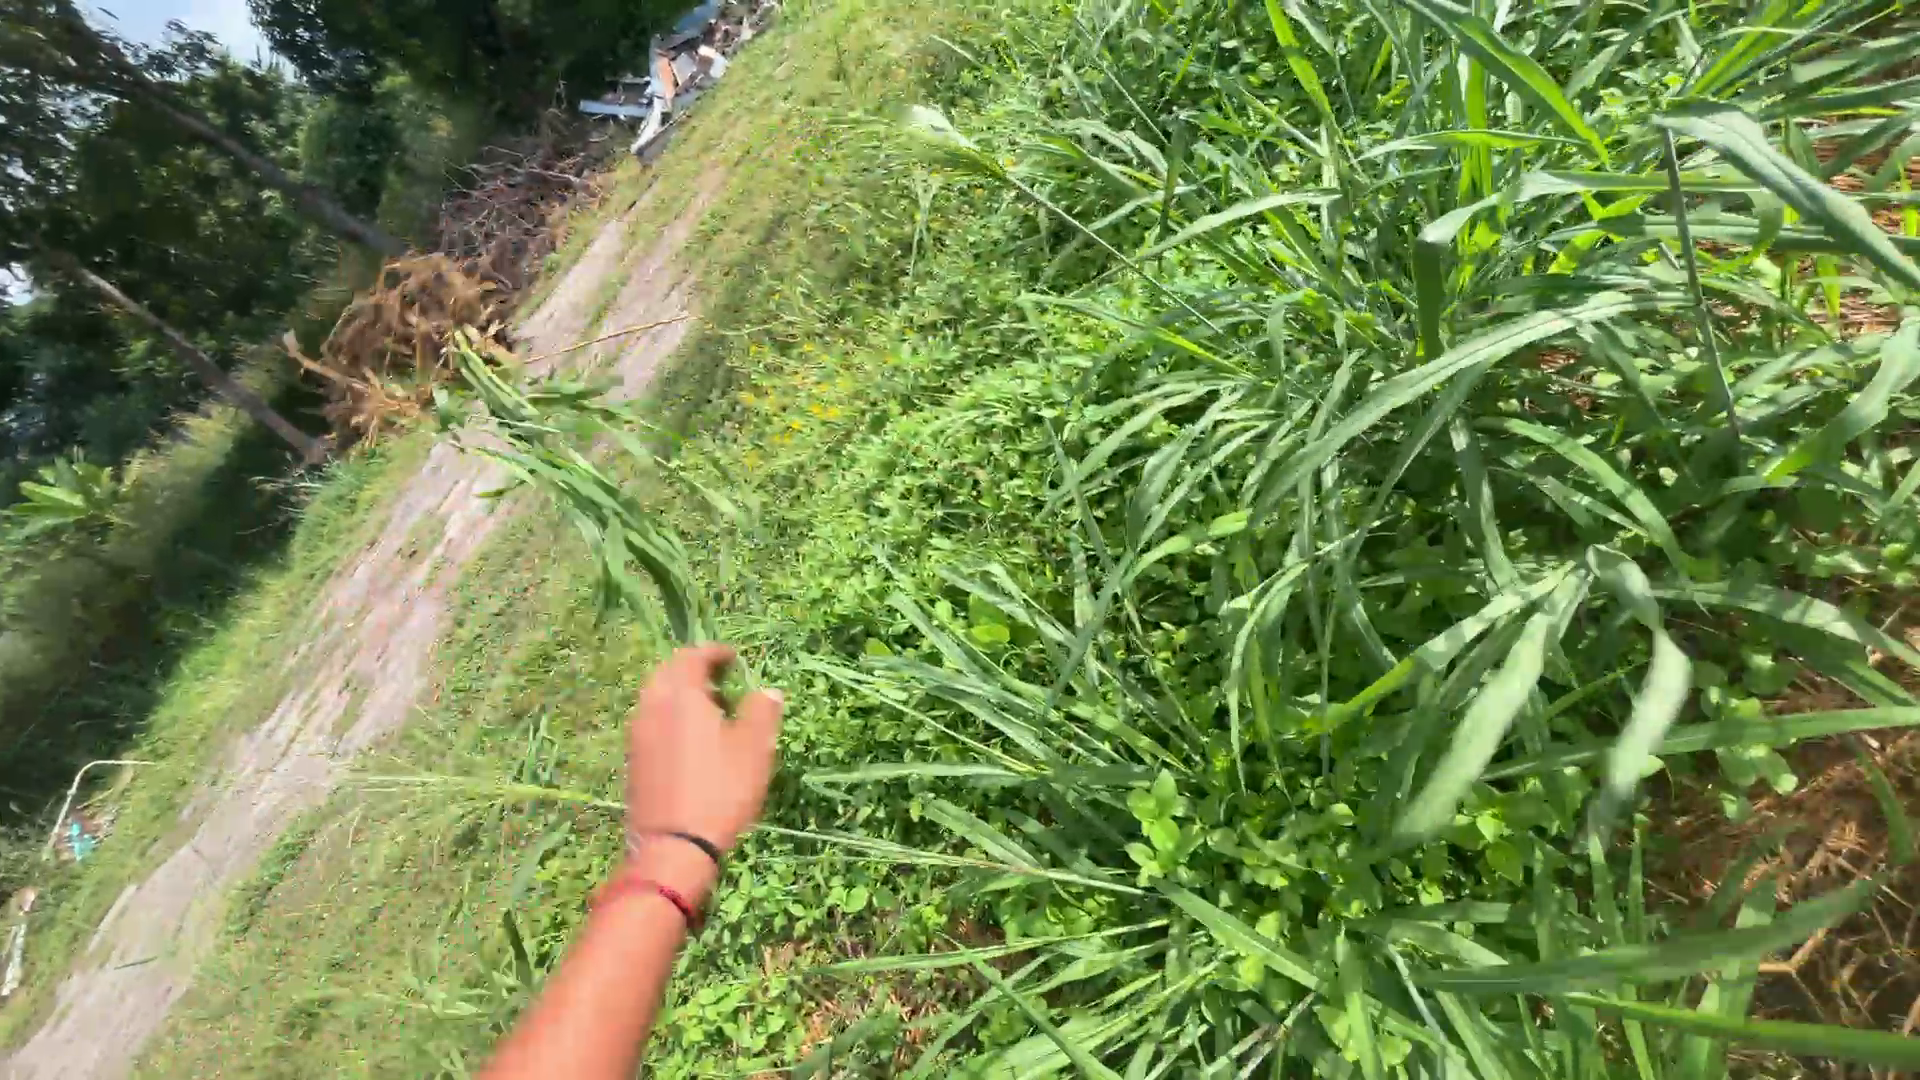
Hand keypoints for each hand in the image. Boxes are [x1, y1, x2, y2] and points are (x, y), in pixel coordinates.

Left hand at [624, 645, 782, 881]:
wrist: (673, 849)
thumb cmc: (720, 790)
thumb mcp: (754, 748)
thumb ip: (762, 712)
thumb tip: (767, 691)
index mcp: (681, 695)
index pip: (692, 657)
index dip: (714, 652)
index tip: (733, 657)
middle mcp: (653, 707)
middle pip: (668, 672)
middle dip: (693, 669)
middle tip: (721, 679)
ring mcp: (638, 735)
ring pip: (656, 697)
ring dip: (681, 693)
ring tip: (710, 709)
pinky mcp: (634, 760)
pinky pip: (651, 721)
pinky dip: (670, 716)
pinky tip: (693, 739)